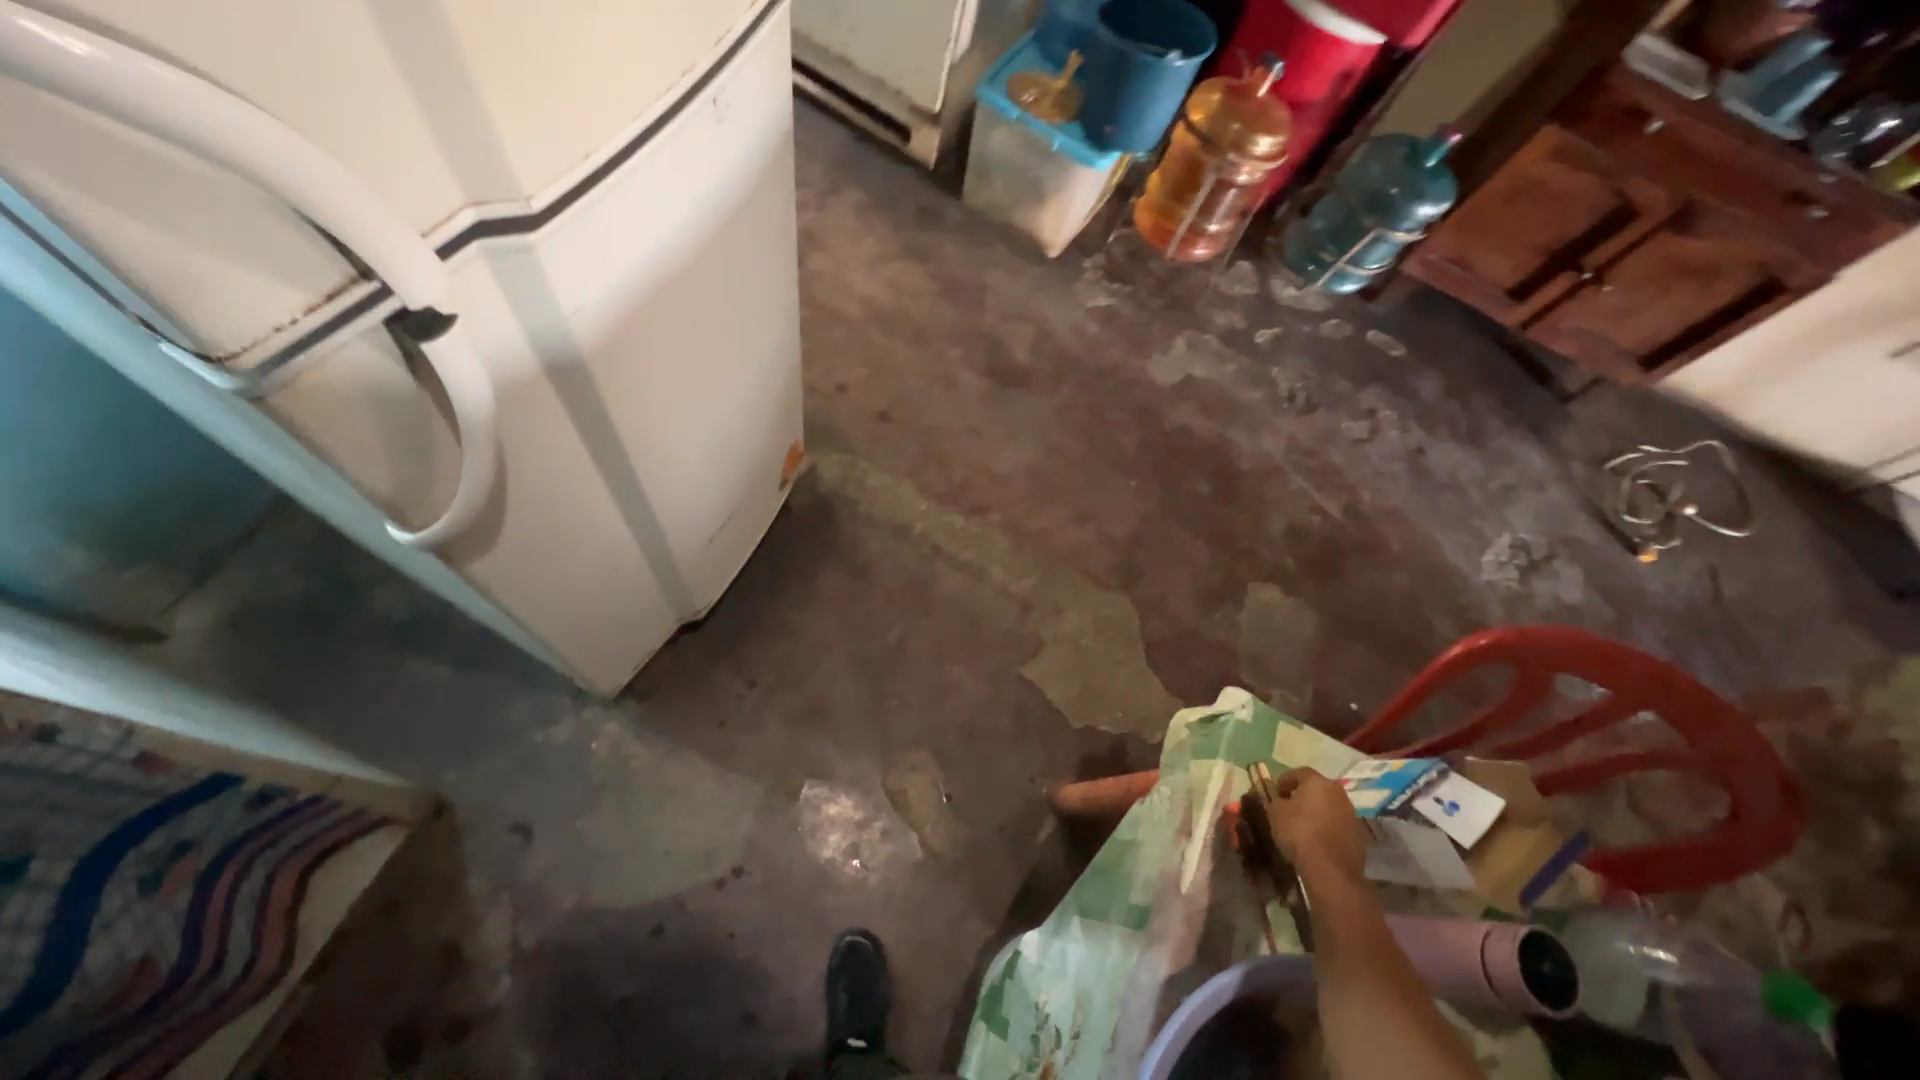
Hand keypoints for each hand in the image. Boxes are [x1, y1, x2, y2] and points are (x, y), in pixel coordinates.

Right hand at [1261, 768, 1368, 883]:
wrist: (1330, 867)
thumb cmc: (1298, 832)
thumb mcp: (1275, 813)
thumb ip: (1275, 801)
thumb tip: (1278, 800)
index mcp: (1318, 782)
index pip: (1299, 772)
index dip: (1285, 780)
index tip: (1276, 792)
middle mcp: (1339, 792)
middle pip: (1318, 788)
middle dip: (1303, 795)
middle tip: (1289, 807)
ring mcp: (1351, 813)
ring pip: (1330, 806)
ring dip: (1317, 811)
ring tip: (1303, 825)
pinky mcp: (1358, 833)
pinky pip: (1338, 824)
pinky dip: (1327, 827)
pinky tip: (1317, 839)